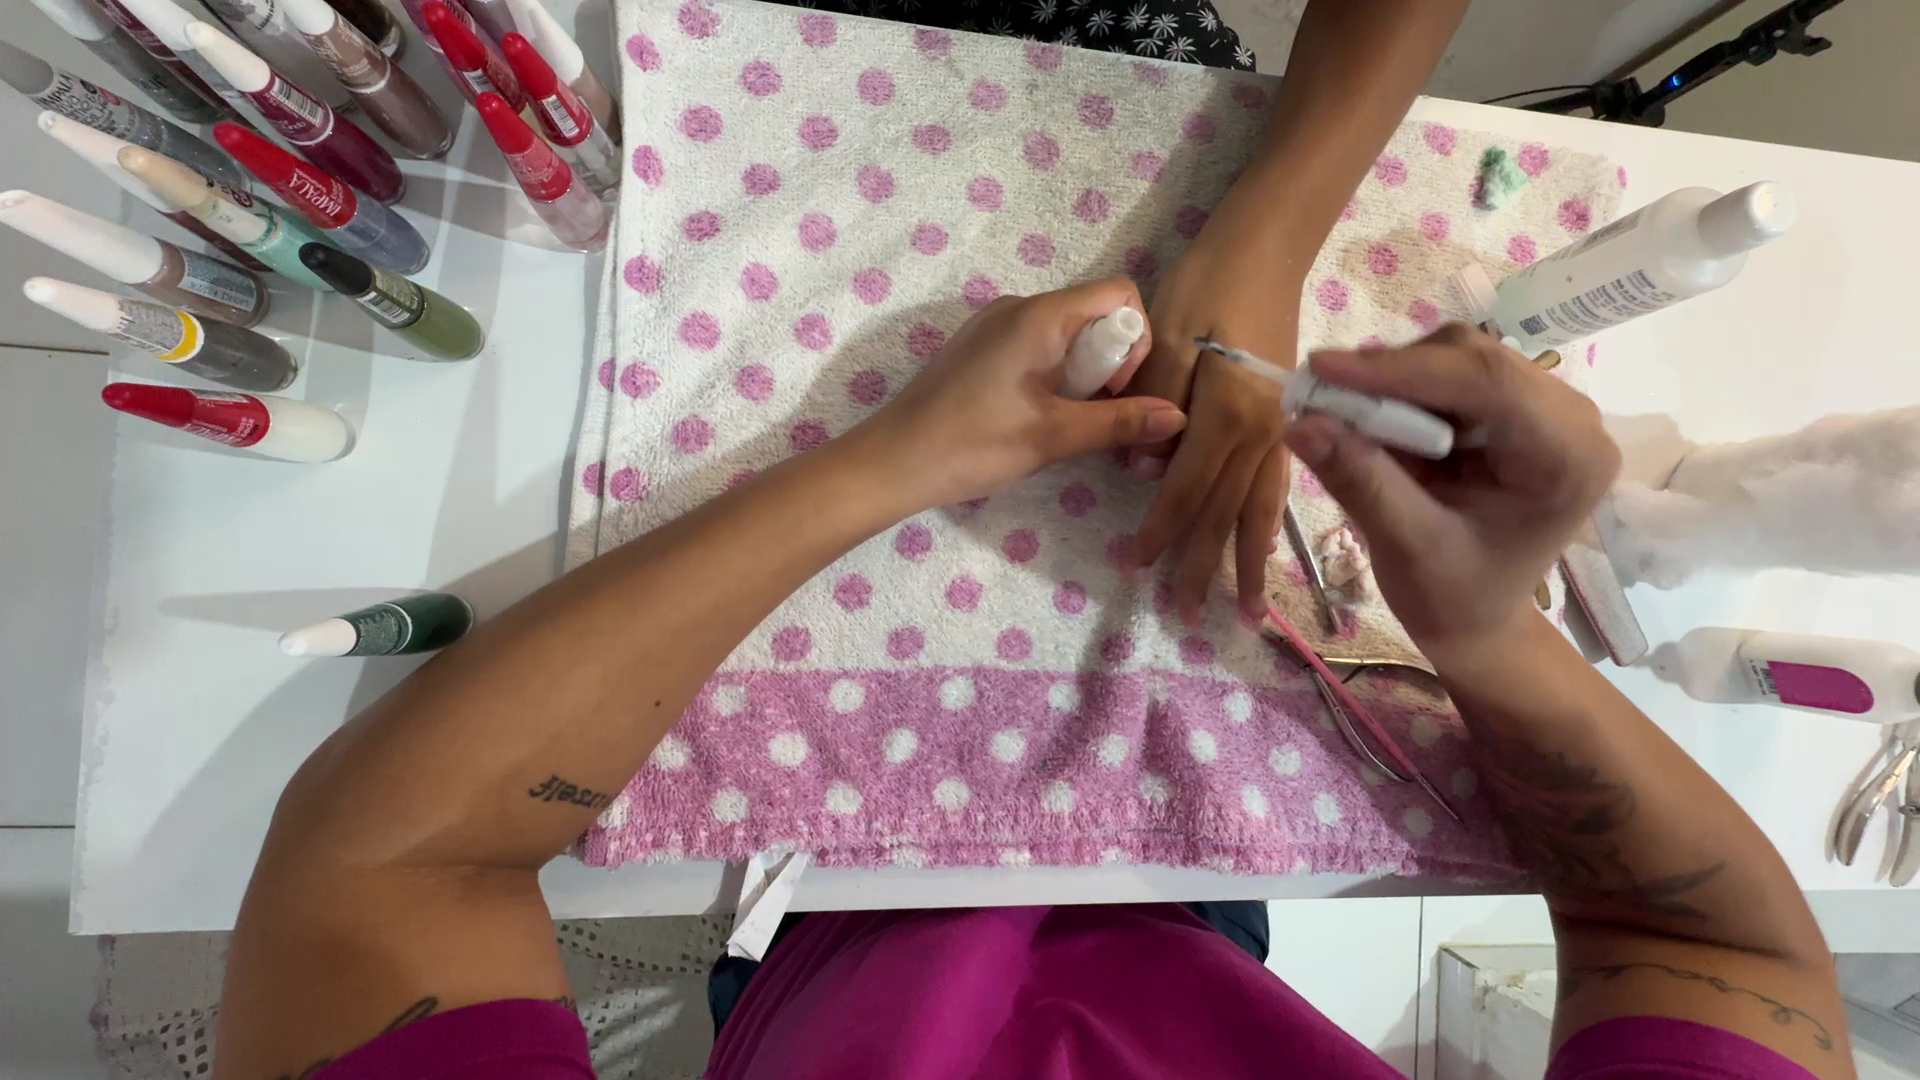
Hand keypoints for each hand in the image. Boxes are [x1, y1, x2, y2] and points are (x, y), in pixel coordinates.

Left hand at [860, 278, 1186, 509]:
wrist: (892, 461)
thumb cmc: (972, 443)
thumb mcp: (1052, 436)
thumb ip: (1118, 422)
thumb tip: (1176, 416)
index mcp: (1040, 314)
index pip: (1119, 294)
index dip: (1135, 340)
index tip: (1116, 391)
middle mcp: (1018, 306)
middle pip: (1092, 315)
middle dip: (1109, 364)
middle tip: (1092, 416)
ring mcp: (993, 326)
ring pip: (1063, 336)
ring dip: (1080, 376)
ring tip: (1062, 423)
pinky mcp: (978, 349)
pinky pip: (1034, 348)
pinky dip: (1050, 376)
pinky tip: (1033, 418)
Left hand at [1124, 229, 1303, 623]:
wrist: (1265, 244)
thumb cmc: (1207, 283)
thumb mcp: (1169, 340)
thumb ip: (1156, 409)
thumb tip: (1148, 472)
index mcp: (1228, 410)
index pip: (1184, 488)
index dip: (1159, 530)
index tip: (1137, 568)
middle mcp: (1264, 427)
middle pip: (1227, 509)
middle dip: (1207, 564)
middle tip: (1193, 616)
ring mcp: (1281, 422)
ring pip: (1260, 503)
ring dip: (1248, 557)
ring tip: (1247, 606)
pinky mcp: (1284, 413)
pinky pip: (1274, 479)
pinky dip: (1266, 518)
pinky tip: (1262, 545)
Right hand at [1281, 324, 1620, 666]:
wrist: (1475, 619)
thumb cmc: (1451, 596)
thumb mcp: (1404, 545)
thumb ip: (1359, 480)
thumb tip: (1299, 423)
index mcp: (1566, 456)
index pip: (1485, 383)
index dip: (1399, 369)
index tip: (1320, 368)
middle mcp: (1567, 419)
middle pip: (1471, 359)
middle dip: (1389, 373)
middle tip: (1316, 394)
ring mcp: (1539, 410)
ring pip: (1453, 359)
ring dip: (1389, 381)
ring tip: (1339, 414)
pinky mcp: (1506, 412)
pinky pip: (1443, 377)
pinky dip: (1396, 392)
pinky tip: (1367, 421)